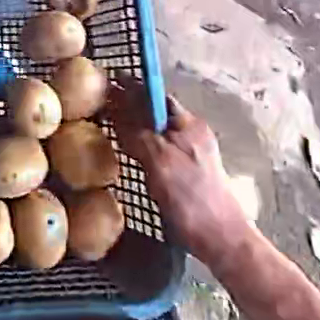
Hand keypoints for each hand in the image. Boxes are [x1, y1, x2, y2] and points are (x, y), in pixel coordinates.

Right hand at [108, 84, 256, 272]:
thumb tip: (113, 108)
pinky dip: (138, 144)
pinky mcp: (185, 172)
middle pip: (154, 111)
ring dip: (132, 125)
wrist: (220, 240)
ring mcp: (189, 154)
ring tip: (105, 124)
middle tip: (99, 103)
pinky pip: (156, 148)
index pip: (155, 95)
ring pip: (154, 131)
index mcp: (188, 124)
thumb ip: (136, 131)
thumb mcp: (158, 159)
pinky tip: (123, 152)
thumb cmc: (190, 197)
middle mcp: (190, 134)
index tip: (106, 80)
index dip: (131, 86)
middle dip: (128, 105)